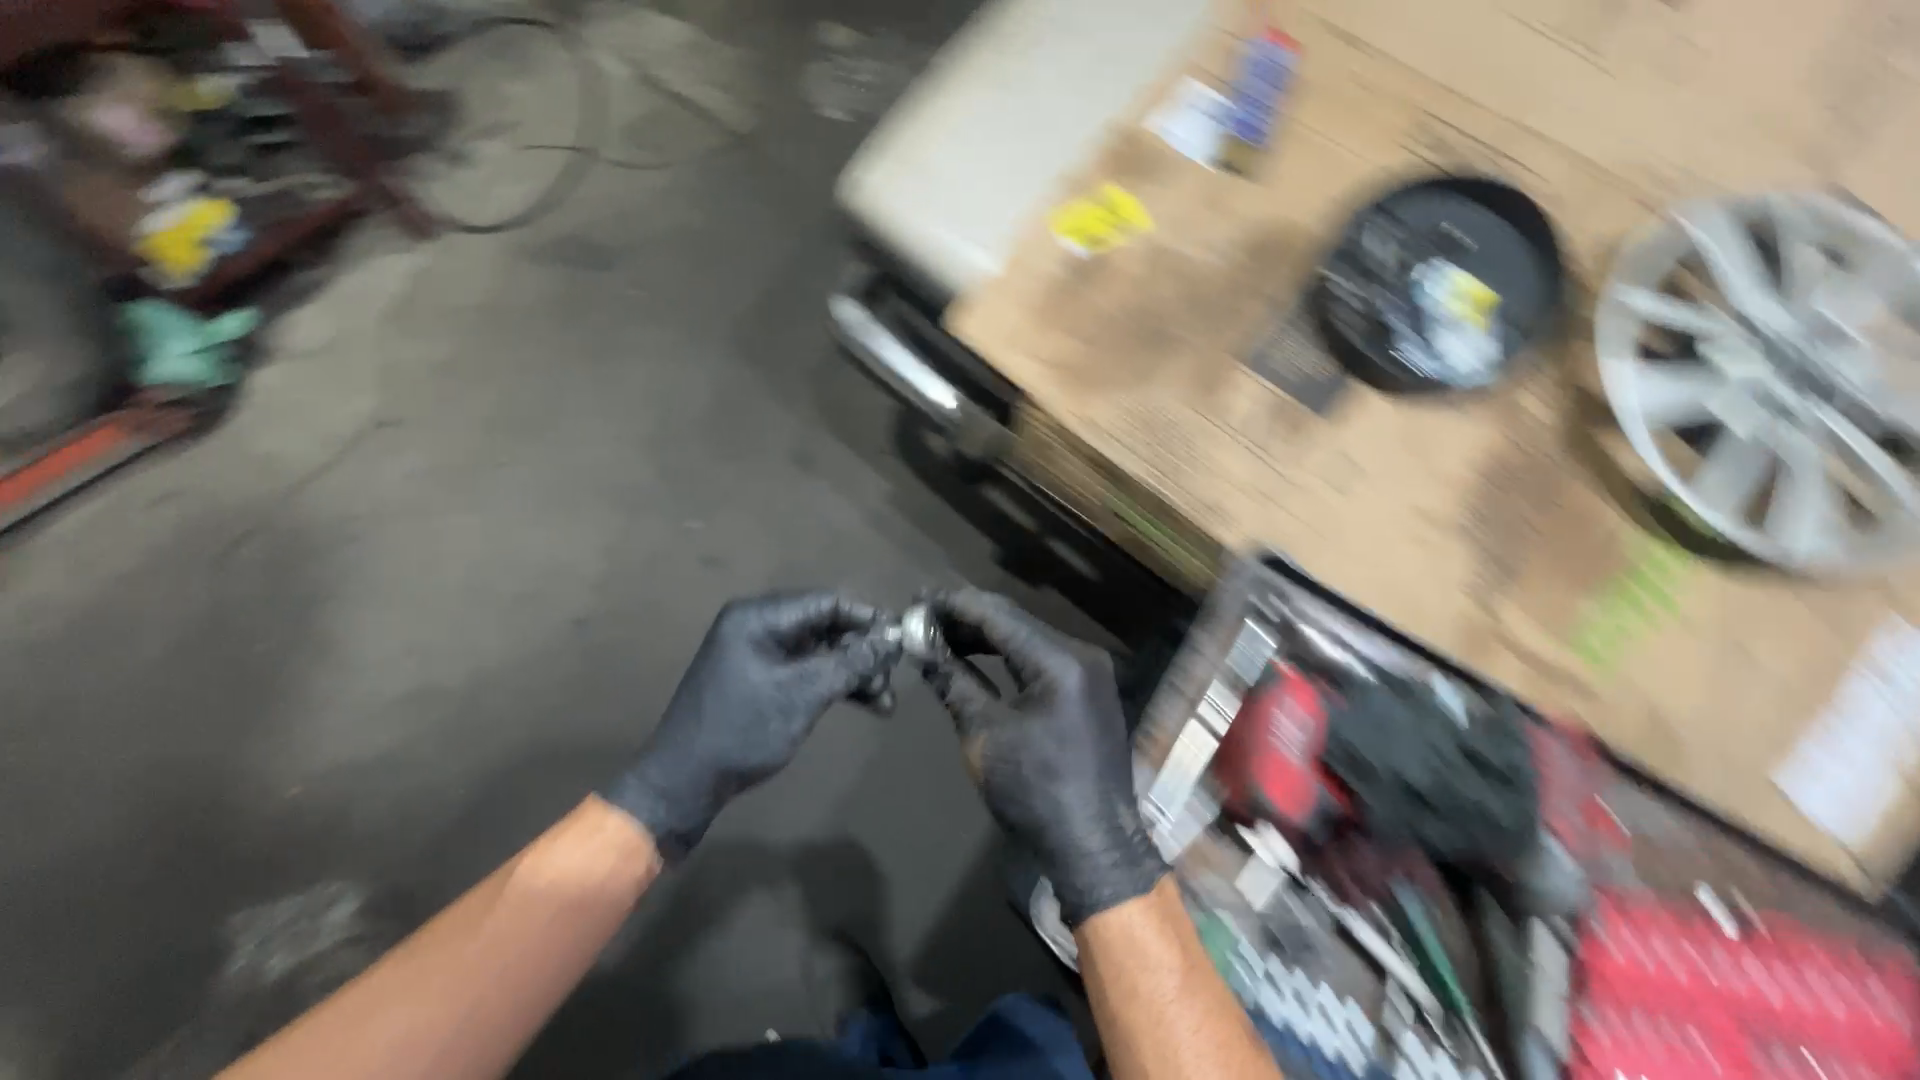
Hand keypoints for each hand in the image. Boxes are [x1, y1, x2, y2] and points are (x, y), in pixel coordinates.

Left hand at [603, 591, 899, 860]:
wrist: (685, 782)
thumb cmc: (743, 730)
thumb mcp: (803, 694)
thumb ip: (851, 662)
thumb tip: (894, 637)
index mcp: (759, 617)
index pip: (827, 602)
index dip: (868, 619)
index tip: (902, 641)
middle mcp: (758, 626)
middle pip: (826, 627)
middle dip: (863, 653)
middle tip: (891, 680)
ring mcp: (758, 655)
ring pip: (820, 653)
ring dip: (853, 674)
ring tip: (884, 703)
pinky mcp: (761, 681)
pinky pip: (806, 672)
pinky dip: (834, 686)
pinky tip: (865, 705)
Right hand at [920, 589, 1164, 925]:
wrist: (1093, 842)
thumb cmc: (1033, 791)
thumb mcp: (984, 734)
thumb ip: (953, 682)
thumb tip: (920, 647)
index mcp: (1059, 661)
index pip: (997, 615)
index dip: (954, 606)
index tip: (917, 599)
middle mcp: (1081, 654)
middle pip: (1015, 622)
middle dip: (968, 619)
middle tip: (923, 618)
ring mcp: (1091, 672)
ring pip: (1029, 639)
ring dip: (987, 637)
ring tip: (942, 636)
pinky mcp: (1090, 690)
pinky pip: (1043, 659)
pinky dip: (1010, 657)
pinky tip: (979, 658)